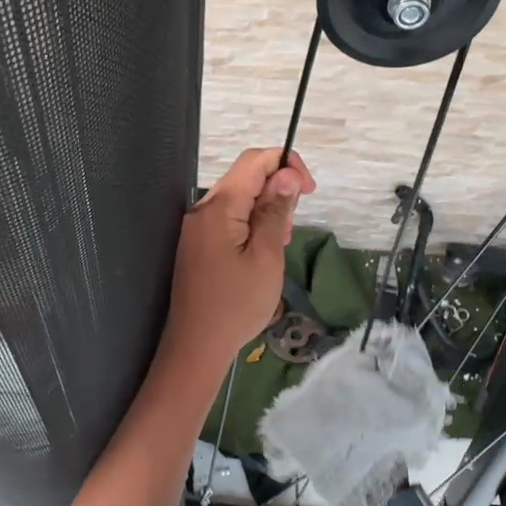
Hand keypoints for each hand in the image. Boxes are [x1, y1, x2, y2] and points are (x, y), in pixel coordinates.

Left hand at [161, 148, 316, 370]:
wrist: (197, 344)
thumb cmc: (237, 304)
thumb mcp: (267, 256)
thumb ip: (276, 211)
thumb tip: (286, 174)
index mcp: (219, 206)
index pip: (255, 160)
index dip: (287, 164)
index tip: (309, 191)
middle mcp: (203, 208)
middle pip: (246, 176)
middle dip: (277, 191)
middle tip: (291, 230)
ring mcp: (196, 226)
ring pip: (239, 198)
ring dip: (266, 210)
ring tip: (280, 245)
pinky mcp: (197, 243)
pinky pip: (228, 219)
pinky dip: (250, 225)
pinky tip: (262, 252)